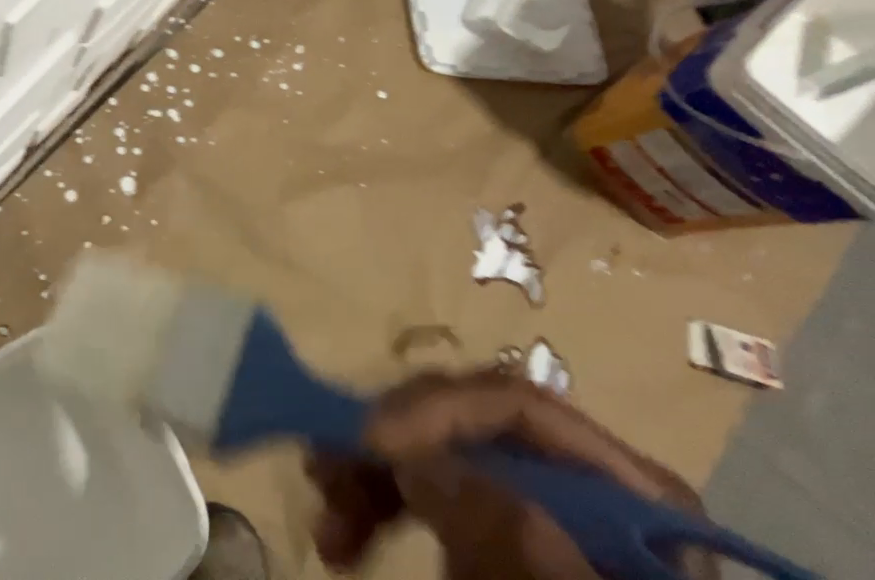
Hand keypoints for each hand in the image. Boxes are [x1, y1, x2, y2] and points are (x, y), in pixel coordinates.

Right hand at [306, 370, 716, 579]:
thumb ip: (503, 534)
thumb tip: (412, 455)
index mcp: (625, 485)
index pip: (513, 405)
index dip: (429, 410)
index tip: (359, 443)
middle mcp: (577, 477)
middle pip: (460, 424)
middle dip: (383, 446)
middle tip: (321, 480)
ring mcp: (535, 507)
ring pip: (431, 457)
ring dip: (366, 481)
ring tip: (327, 533)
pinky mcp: (499, 535)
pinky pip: (425, 497)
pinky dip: (379, 507)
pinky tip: (354, 542)